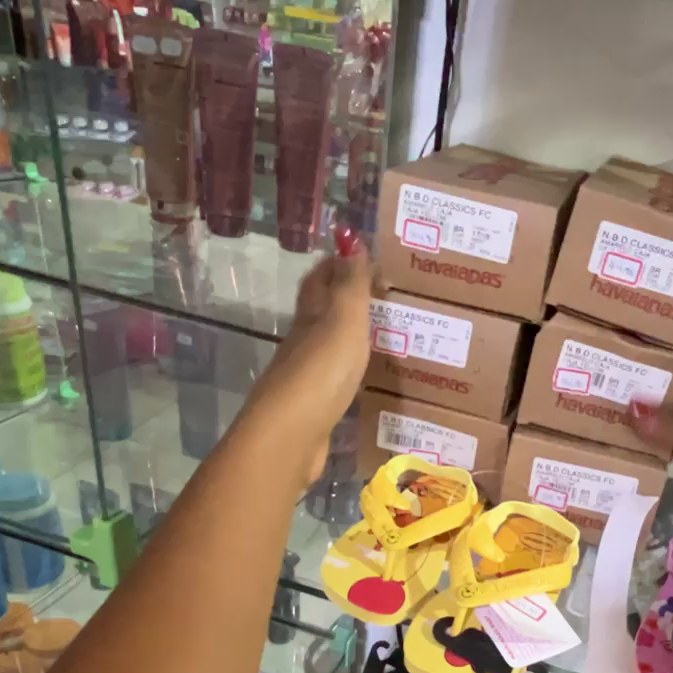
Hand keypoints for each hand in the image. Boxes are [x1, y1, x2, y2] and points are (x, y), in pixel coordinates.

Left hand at [241, 248, 372, 480]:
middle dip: (344, 297)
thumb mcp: (343, 320)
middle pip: (320, 311)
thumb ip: (351, 283)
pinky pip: (334, 379)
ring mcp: (306, 377)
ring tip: (381, 332)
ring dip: (348, 335)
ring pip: (327, 345)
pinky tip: (364, 376)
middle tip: (379, 293)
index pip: (319, 280)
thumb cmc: (320, 372)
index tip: (364, 256)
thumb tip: (349, 236)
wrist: (291, 436)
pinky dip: (349, 370)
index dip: (337, 263)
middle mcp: (303, 342)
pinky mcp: (314, 408)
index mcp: (310, 317)